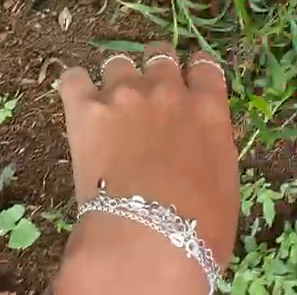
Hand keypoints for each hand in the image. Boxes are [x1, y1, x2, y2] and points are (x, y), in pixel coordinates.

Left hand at [53, 43, 238, 294]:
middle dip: (155, 67)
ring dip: (117, 80)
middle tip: (149, 93)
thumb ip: (211, 144)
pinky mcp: (86, 109)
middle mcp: (166, 89)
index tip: (188, 80)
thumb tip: (201, 137)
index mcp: (207, 108)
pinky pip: (73, 79)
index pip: (204, 65)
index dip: (194, 70)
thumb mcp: (223, 183)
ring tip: (111, 105)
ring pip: (117, 62)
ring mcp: (124, 94)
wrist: (147, 243)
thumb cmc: (198, 230)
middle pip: (160, 53)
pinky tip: (78, 101)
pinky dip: (75, 87)